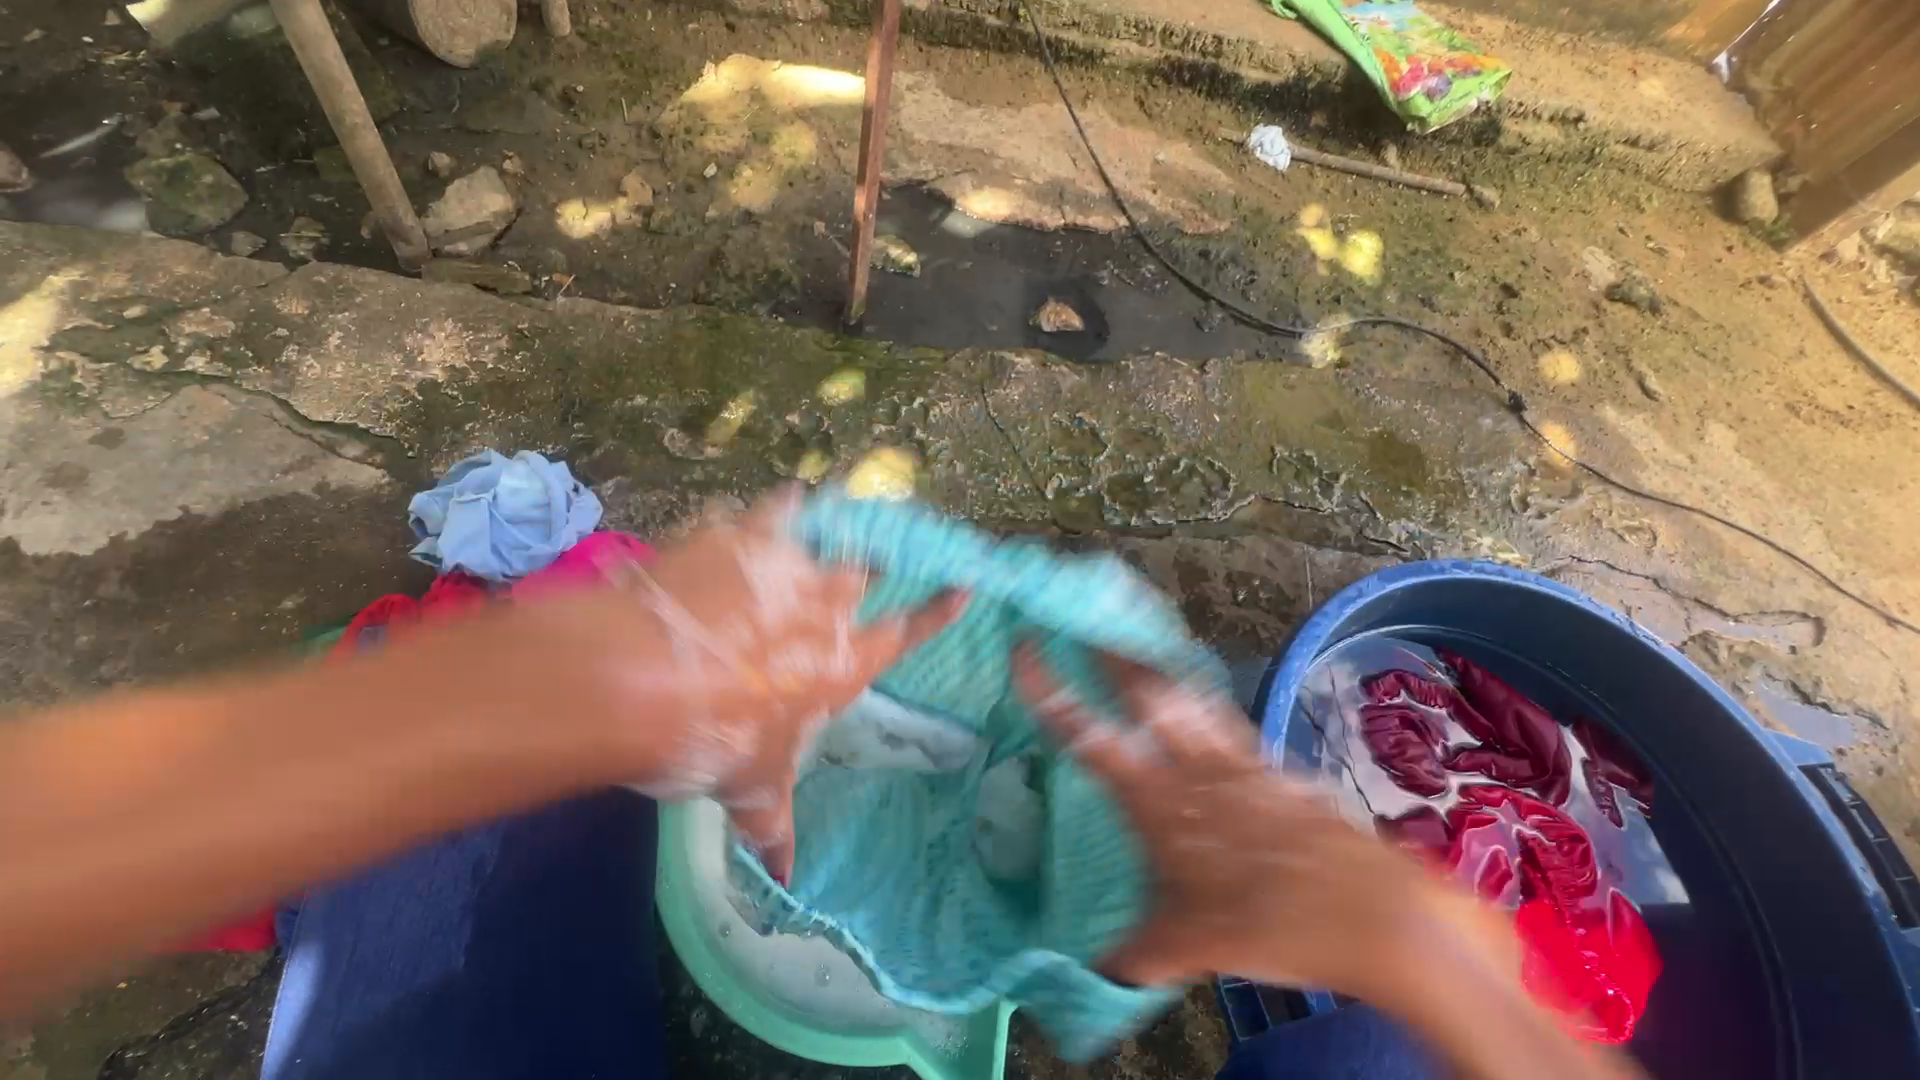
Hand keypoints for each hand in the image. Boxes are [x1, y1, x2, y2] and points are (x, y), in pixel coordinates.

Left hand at [434, 489, 963, 881]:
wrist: (639, 676)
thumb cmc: (711, 737)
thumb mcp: (748, 788)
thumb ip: (773, 827)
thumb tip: (785, 881)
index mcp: (841, 662)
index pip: (907, 632)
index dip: (938, 610)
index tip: (967, 584)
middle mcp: (825, 606)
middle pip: (870, 569)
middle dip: (888, 554)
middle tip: (898, 538)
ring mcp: (784, 565)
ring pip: (830, 532)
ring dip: (843, 524)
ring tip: (852, 509)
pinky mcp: (739, 538)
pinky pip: (773, 511)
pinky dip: (783, 505)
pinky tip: (787, 495)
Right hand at [1013, 646, 1516, 1000]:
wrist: (1374, 914)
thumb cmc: (1270, 923)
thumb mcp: (1191, 947)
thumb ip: (1138, 955)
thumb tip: (1100, 973)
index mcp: (1160, 800)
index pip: (1089, 736)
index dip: (1051, 689)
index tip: (1024, 648)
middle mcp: (1198, 766)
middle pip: (1149, 690)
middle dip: (1113, 651)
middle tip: (1091, 625)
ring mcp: (1244, 762)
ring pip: (1192, 699)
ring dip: (1161, 672)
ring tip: (1143, 652)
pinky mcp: (1281, 770)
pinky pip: (1233, 728)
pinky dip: (1209, 714)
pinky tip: (1210, 723)